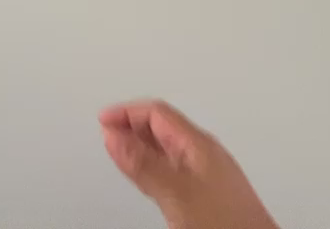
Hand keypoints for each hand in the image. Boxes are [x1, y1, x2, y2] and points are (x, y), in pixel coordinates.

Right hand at [100, 100, 279, 228]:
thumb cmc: (225, 224)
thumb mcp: (175, 192)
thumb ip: (143, 163)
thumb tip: (114, 135)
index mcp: (199, 144)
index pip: (158, 112)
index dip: (127, 111)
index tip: (103, 119)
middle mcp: (205, 154)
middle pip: (164, 126)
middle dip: (133, 124)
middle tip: (109, 128)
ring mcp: (210, 175)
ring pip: (169, 148)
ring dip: (143, 145)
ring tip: (122, 148)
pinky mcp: (211, 195)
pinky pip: (175, 168)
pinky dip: (154, 165)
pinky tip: (150, 179)